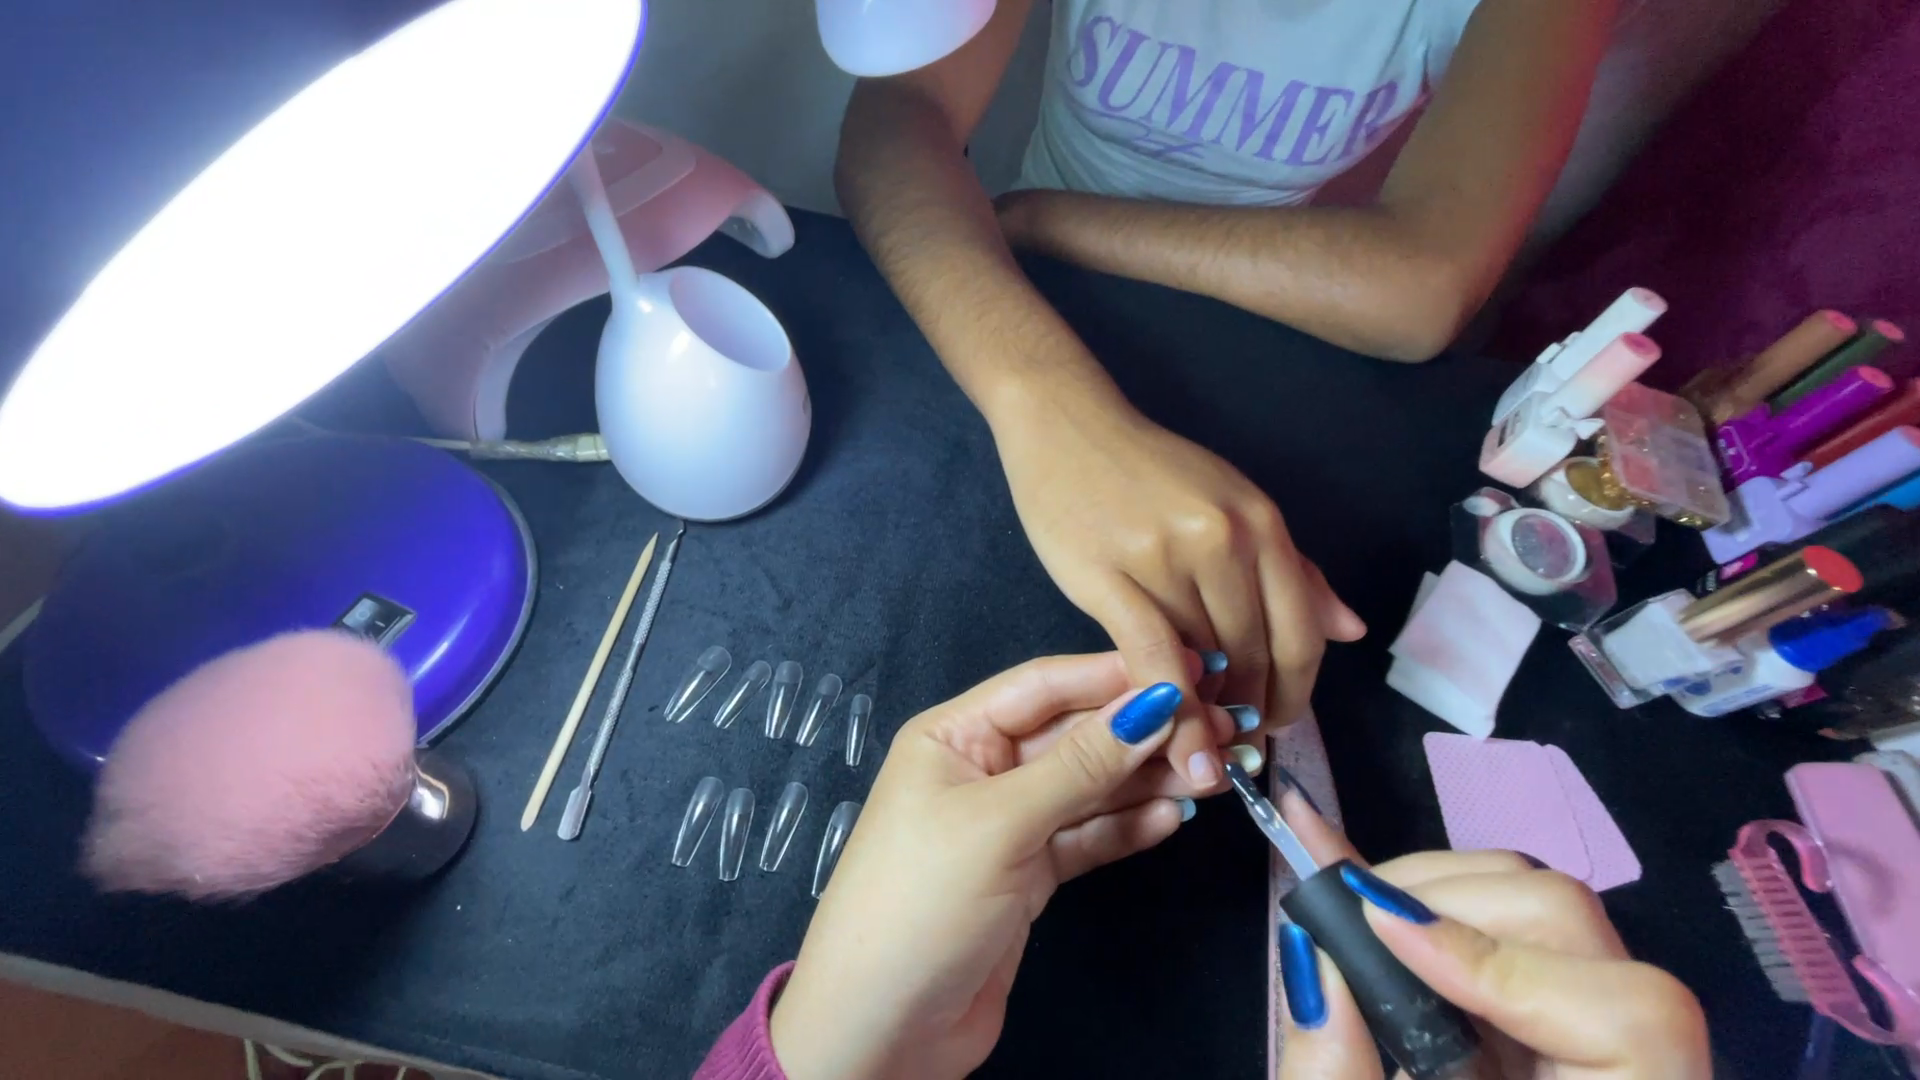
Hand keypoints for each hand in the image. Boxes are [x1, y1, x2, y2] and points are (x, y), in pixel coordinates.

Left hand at [769, 652, 1228, 1079]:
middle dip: (1142, 731)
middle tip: (1219, 733)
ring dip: (1147, 778)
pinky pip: (1088, 835)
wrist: (881, 1031)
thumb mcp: (999, 824)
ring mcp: (1010, 821)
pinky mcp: (1029, 872)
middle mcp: (984, 766)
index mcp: (955, 733)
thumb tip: (1153, 705)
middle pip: (1074, 733)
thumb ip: (1079, 766)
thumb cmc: (922, 902)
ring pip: (1089, 785)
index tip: (1187, 673)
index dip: (1115, 675)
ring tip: (1213, 773)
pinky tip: (1173, 817)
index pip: (1045, 685)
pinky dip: (1128, 826)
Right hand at [991, 393, 1364, 789]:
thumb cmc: (1145, 469)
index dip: (1296, 692)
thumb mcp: (1232, 503)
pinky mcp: (1109, 575)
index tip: (1276, 724)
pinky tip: (1166, 736)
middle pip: (1253, 653)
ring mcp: (1167, 557)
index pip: (1300, 632)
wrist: (1065, 427)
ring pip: (1202, 658)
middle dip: (1249, 709)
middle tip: (1232, 742)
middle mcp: (1225, 539)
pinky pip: (1152, 652)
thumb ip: (1293, 568)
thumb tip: (1349, 629)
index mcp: (1261, 523)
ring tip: (1197, 737)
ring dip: (1206, 710)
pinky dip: (1167, 702)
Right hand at [1272, 788, 1709, 1079]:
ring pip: (1537, 903)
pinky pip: (1495, 917)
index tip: (1382, 932)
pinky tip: (1344, 872)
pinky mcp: (1539, 1010)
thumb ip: (1335, 1074)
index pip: (1632, 1018)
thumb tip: (1309, 952)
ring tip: (1353, 922)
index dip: (1502, 960)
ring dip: (1427, 891)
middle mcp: (1634, 1075)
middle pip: (1573, 926)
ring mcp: (1590, 1038)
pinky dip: (1416, 893)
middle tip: (1348, 917)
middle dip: (1443, 903)